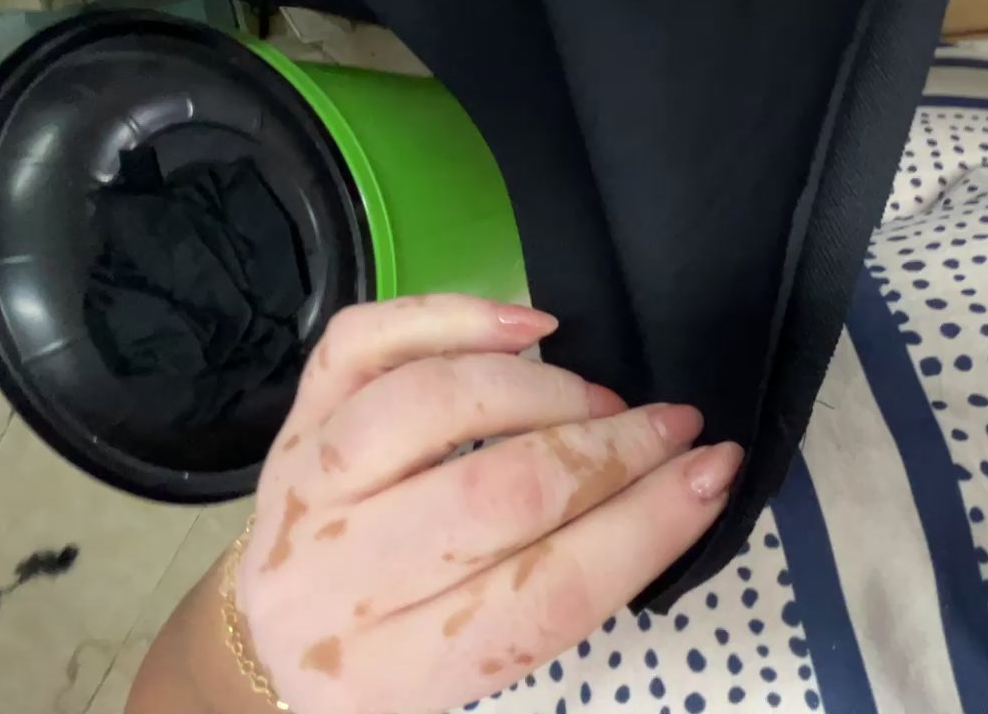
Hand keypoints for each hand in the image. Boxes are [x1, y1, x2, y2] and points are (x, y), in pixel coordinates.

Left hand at [231, 295, 742, 713]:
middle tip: (675, 423)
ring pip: (431, 405)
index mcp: (396, 671)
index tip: (715, 468)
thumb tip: (681, 474)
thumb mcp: (483, 652)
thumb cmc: (407, 640)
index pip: (547, 596)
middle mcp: (335, 580)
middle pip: (497, 497)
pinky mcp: (297, 412)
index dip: (649, 525)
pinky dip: (456, 315)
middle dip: (612, 450)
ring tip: (600, 399)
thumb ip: (569, 574)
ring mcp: (304, 482)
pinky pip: (367, 338)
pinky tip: (530, 325)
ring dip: (544, 391)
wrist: (272, 636)